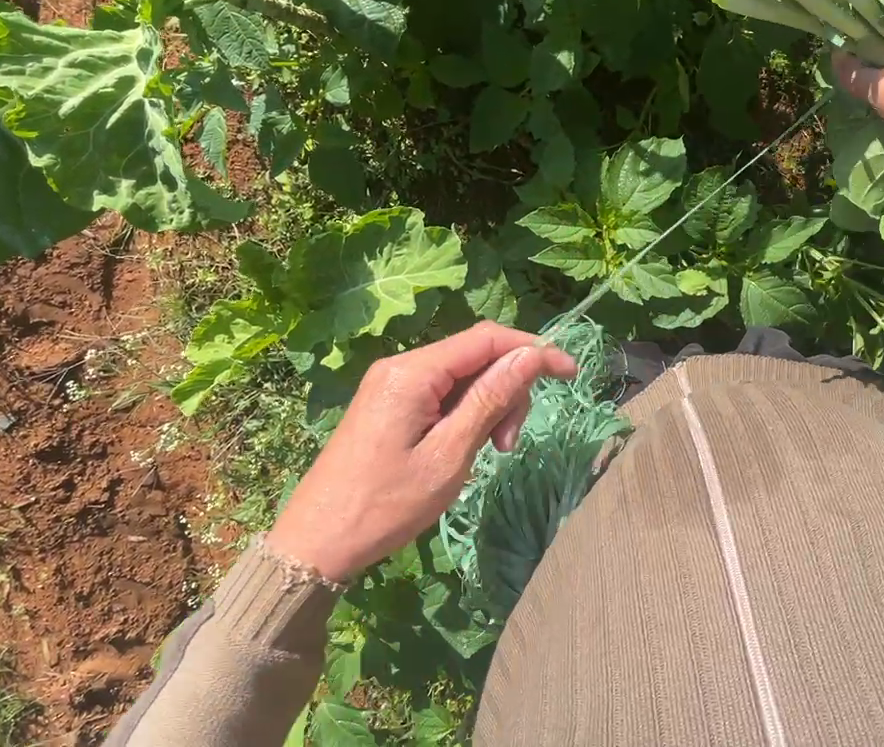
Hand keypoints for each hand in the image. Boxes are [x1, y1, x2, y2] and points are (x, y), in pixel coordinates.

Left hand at [265, 322, 577, 582]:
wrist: (314, 545)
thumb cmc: (385, 505)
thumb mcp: (449, 455)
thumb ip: (491, 400)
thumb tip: (531, 355)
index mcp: (413, 372)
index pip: (488, 338)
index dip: (534, 350)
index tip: (570, 375)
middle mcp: (402, 366)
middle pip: (478, 355)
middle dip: (509, 388)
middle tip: (511, 442)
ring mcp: (394, 384)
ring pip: (464, 375)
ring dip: (491, 404)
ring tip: (493, 452)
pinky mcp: (391, 404)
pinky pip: (444, 393)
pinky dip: (468, 413)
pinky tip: (470, 446)